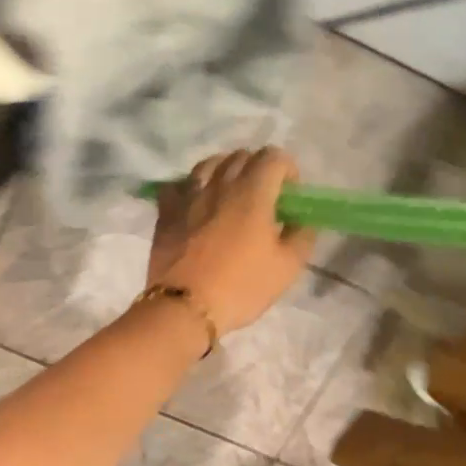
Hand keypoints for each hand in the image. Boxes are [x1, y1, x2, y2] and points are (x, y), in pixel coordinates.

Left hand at [146, 148, 316, 334]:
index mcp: (252, 193)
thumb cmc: (239, 288)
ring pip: (206, 165)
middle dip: (256, 168)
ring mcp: (187, 199)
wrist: (182, 310)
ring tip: (227, 194)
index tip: (289, 196)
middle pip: (240, 157)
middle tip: (261, 196)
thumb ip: (301, 234)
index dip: (287, 170)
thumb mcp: (288, 266)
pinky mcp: (164, 216)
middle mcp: (218, 186)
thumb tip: (300, 219)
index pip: (273, 156)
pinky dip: (188, 188)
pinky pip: (175, 187)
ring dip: (222, 171)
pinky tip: (193, 203)